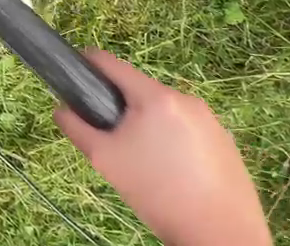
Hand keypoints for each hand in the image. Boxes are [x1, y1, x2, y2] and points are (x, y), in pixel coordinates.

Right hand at [56, 51, 269, 245]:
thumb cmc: (157, 193)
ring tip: (144, 158)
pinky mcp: (227, 143)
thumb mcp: (103, 158)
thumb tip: (62, 109)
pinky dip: (172, 138)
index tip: (74, 84)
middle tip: (114, 138)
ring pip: (162, 108)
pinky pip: (186, 127)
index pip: (108, 61)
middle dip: (119, 105)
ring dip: (146, 122)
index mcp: (155, 97)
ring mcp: (212, 121)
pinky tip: (172, 170)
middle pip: (136, 87)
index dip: (84, 65)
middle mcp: (186, 100)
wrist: (222, 240)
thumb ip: (74, 125)